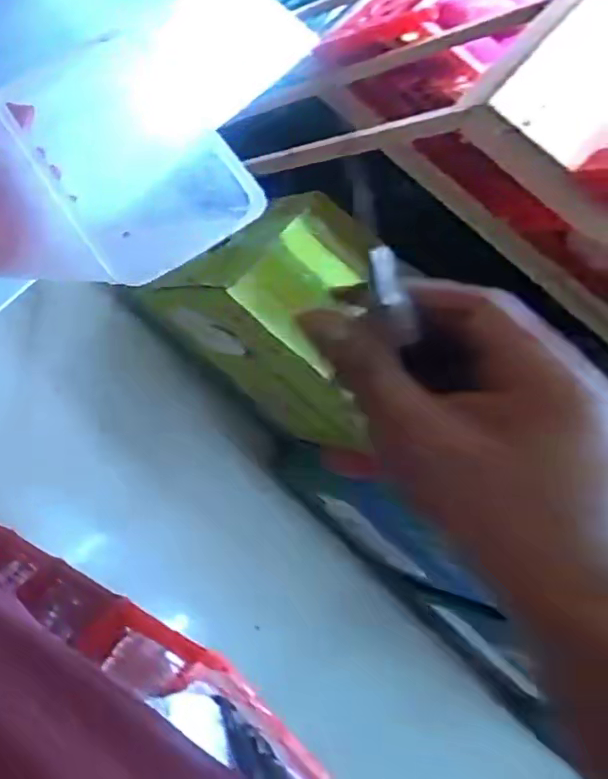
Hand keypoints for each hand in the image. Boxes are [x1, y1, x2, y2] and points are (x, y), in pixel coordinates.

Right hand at [300, 282, 607, 631]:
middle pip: (474, 335)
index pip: (475, 303)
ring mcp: (567, 418)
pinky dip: (431, 408)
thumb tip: (316, 315)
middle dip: (399, 340)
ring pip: (472, 372)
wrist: (576, 600)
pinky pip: (482, 406)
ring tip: (359, 399)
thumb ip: (363, 366)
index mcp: (550, 373)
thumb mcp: (410, 429)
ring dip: (409, 376)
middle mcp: (570, 384)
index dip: (405, 293)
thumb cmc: (491, 505)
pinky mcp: (554, 446)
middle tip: (341, 356)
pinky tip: (391, 437)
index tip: (340, 306)